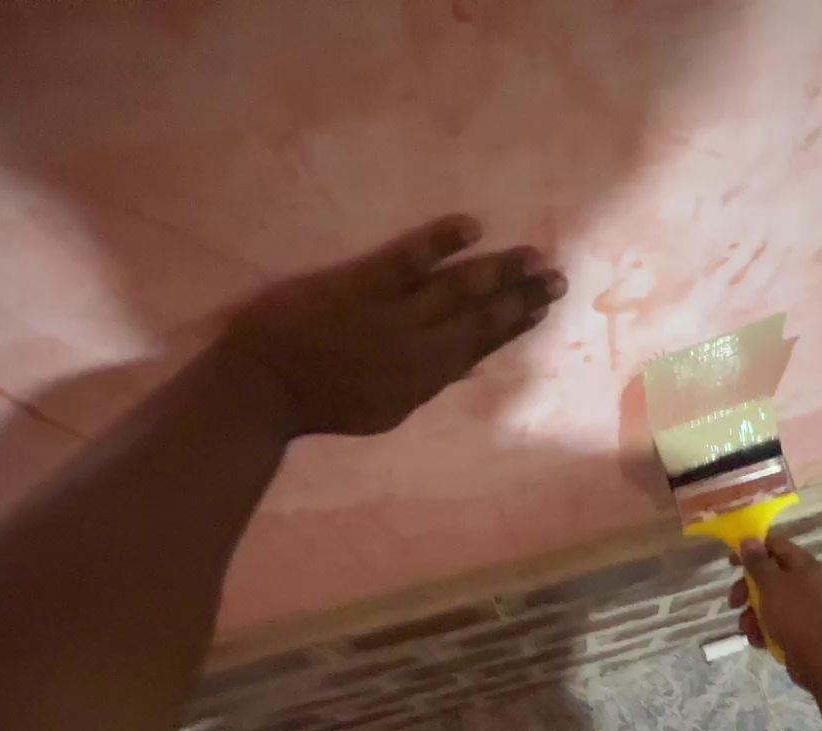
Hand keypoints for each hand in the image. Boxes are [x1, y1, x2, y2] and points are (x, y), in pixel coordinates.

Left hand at [212, 214, 566, 435]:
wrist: (264, 389)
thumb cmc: (322, 404)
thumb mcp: (385, 412)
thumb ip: (426, 387)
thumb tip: (466, 368)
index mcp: (424, 380)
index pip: (481, 347)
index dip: (515, 327)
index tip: (542, 311)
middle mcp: (420, 348)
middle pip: (481, 318)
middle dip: (523, 298)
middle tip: (557, 279)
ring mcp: (393, 316)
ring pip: (457, 291)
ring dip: (499, 272)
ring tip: (533, 257)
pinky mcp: (362, 286)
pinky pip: (409, 261)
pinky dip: (441, 243)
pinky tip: (471, 227)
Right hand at [728, 536, 821, 685]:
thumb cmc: (796, 616)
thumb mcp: (772, 585)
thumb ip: (758, 562)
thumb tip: (749, 539)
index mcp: (803, 565)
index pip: (774, 544)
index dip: (751, 549)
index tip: (731, 561)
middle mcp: (805, 582)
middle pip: (768, 575)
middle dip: (746, 589)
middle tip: (733, 602)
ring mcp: (803, 607)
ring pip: (768, 602)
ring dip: (751, 615)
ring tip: (747, 629)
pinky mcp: (800, 630)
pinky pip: (775, 623)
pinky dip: (763, 630)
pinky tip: (758, 641)